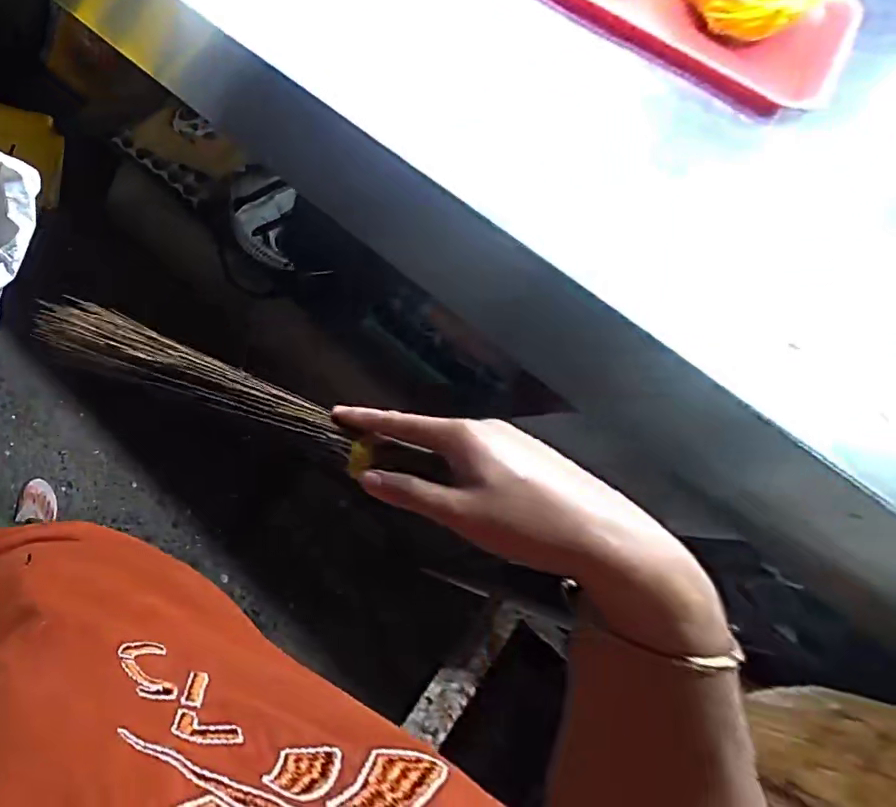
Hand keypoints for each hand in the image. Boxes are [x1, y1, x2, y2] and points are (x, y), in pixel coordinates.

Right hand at [332, 408, 730, 655]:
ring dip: (425, 452)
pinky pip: (478, 450)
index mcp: (462, 436)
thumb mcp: (461, 514)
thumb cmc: (531, 527)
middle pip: (426, 430)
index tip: (336, 414)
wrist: (624, 547)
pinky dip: (453, 459)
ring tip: (407, 467)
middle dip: (393, 438)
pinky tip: (459, 481)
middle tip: (365, 447)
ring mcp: (515, 442)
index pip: (400, 423)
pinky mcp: (536, 458)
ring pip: (454, 442)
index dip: (365, 420)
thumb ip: (410, 492)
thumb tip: (367, 477)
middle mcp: (486, 429)